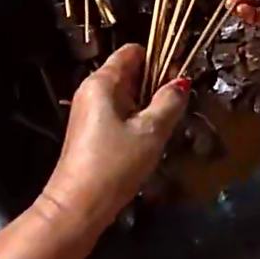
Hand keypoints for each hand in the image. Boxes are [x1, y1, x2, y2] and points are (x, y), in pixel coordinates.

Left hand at [38, 44, 187, 234]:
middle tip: (176, 107)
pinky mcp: (89, 130)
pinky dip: (135, 120)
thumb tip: (182, 81)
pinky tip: (146, 141)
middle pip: (129, 72)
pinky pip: (117, 112)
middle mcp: (91, 89)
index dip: (158, 59)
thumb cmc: (114, 164)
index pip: (132, 52)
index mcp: (102, 82)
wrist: (77, 207)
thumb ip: (169, 102)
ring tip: (163, 127)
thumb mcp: (150, 132)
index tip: (178, 79)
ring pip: (126, 95)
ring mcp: (88, 110)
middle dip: (155, 85)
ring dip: (147, 106)